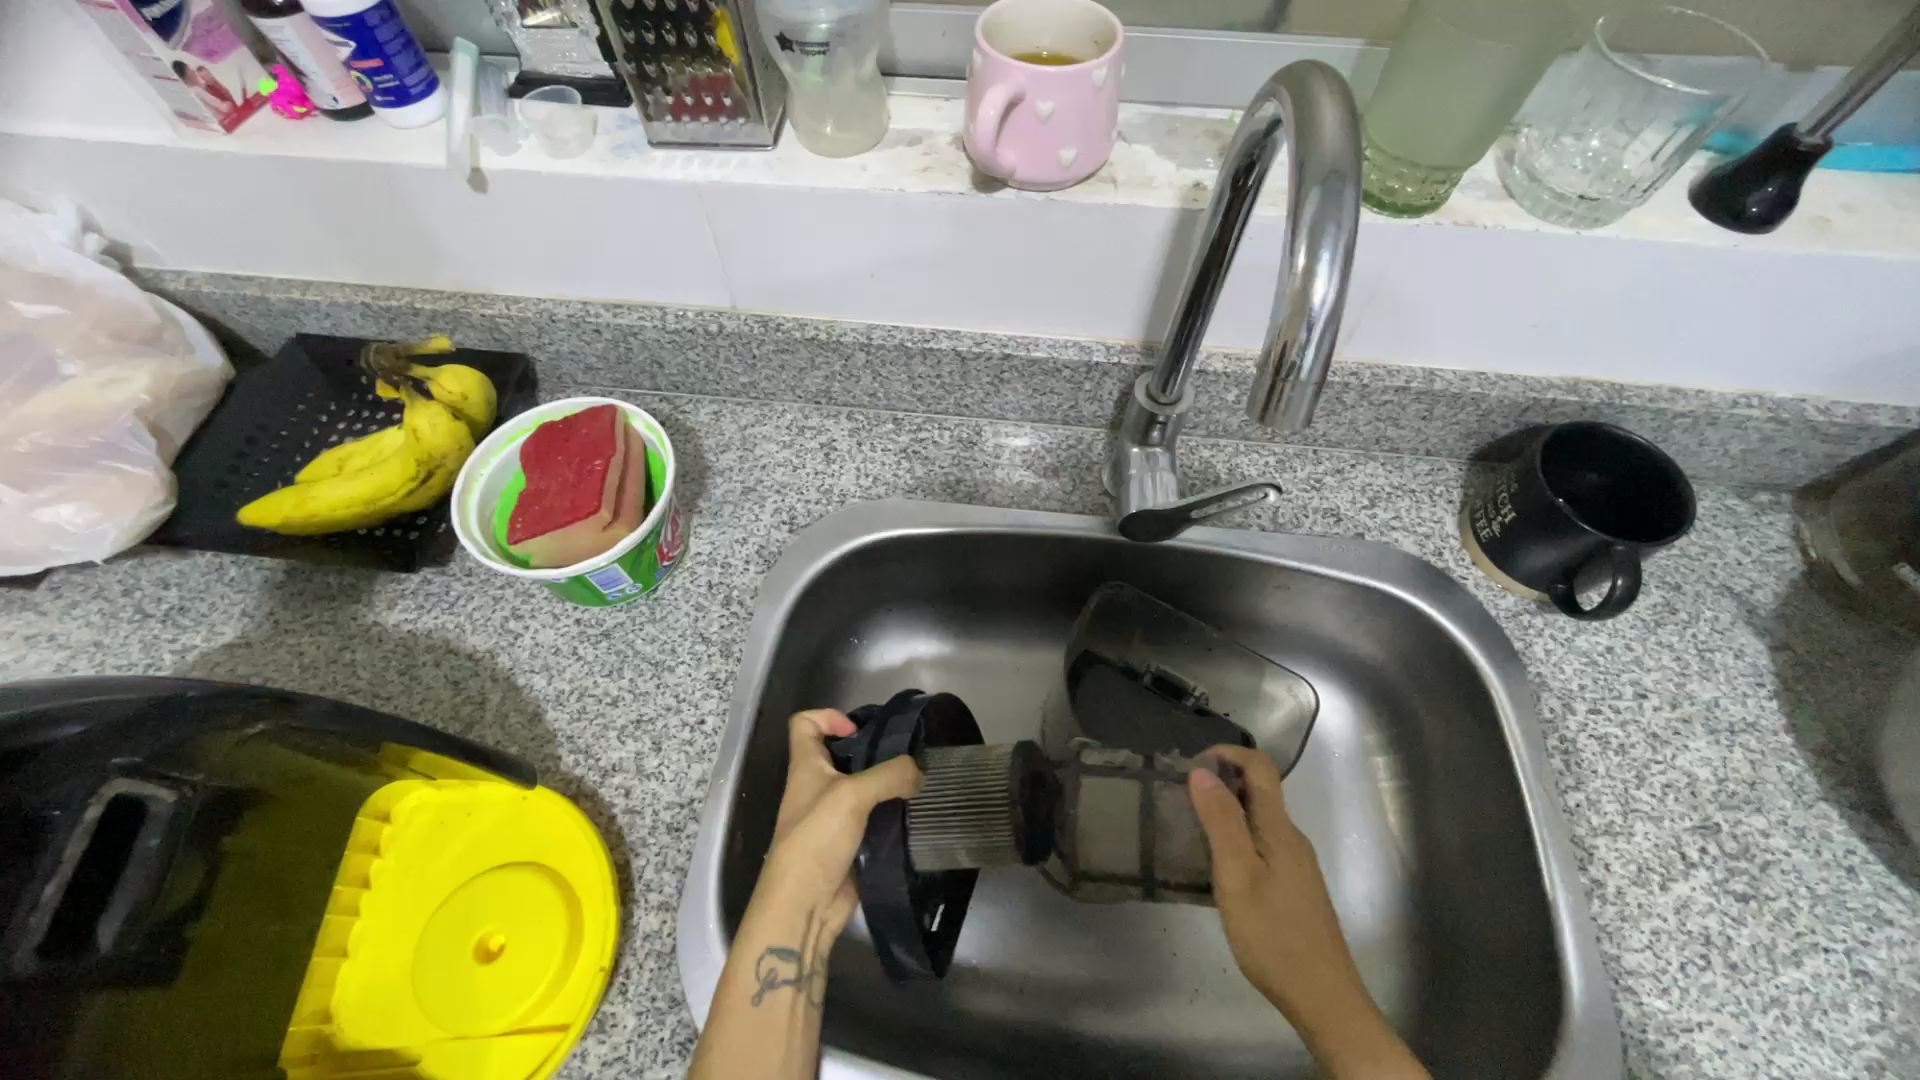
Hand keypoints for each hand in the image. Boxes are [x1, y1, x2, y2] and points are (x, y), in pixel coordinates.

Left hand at [754, 709, 922, 935]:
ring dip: (888, 785)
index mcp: (806, 767)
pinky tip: (913, 815)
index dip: (828, 717)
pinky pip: (875, 818)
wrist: (805, 904)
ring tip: (916, 785)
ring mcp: (834, 817)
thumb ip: (890, 775)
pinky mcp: (851, 842)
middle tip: (903, 758)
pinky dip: (892, 814)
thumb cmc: (816, 839)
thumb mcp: (853, 795)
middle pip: (842, 755)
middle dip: (872, 752)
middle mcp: (817, 787)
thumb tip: (920, 774)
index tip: (858, 730)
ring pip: (863, 788)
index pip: (805, 724)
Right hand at [1189, 744, 1428, 1079]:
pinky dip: (1236, 840)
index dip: (1229, 753)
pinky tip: (1216, 868)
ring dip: (1226, 813)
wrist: (1324, 999)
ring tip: (1189, 830)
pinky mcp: (1293, 888)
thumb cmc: (1274, 936)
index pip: (1261, 768)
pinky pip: (1262, 846)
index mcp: (1280, 829)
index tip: (1192, 762)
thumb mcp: (1237, 876)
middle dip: (1221, 783)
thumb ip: (1221, 822)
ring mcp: (1296, 865)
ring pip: (1259, 822)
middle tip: (1179, 798)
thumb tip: (1203, 771)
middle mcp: (1292, 839)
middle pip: (1260, 792)